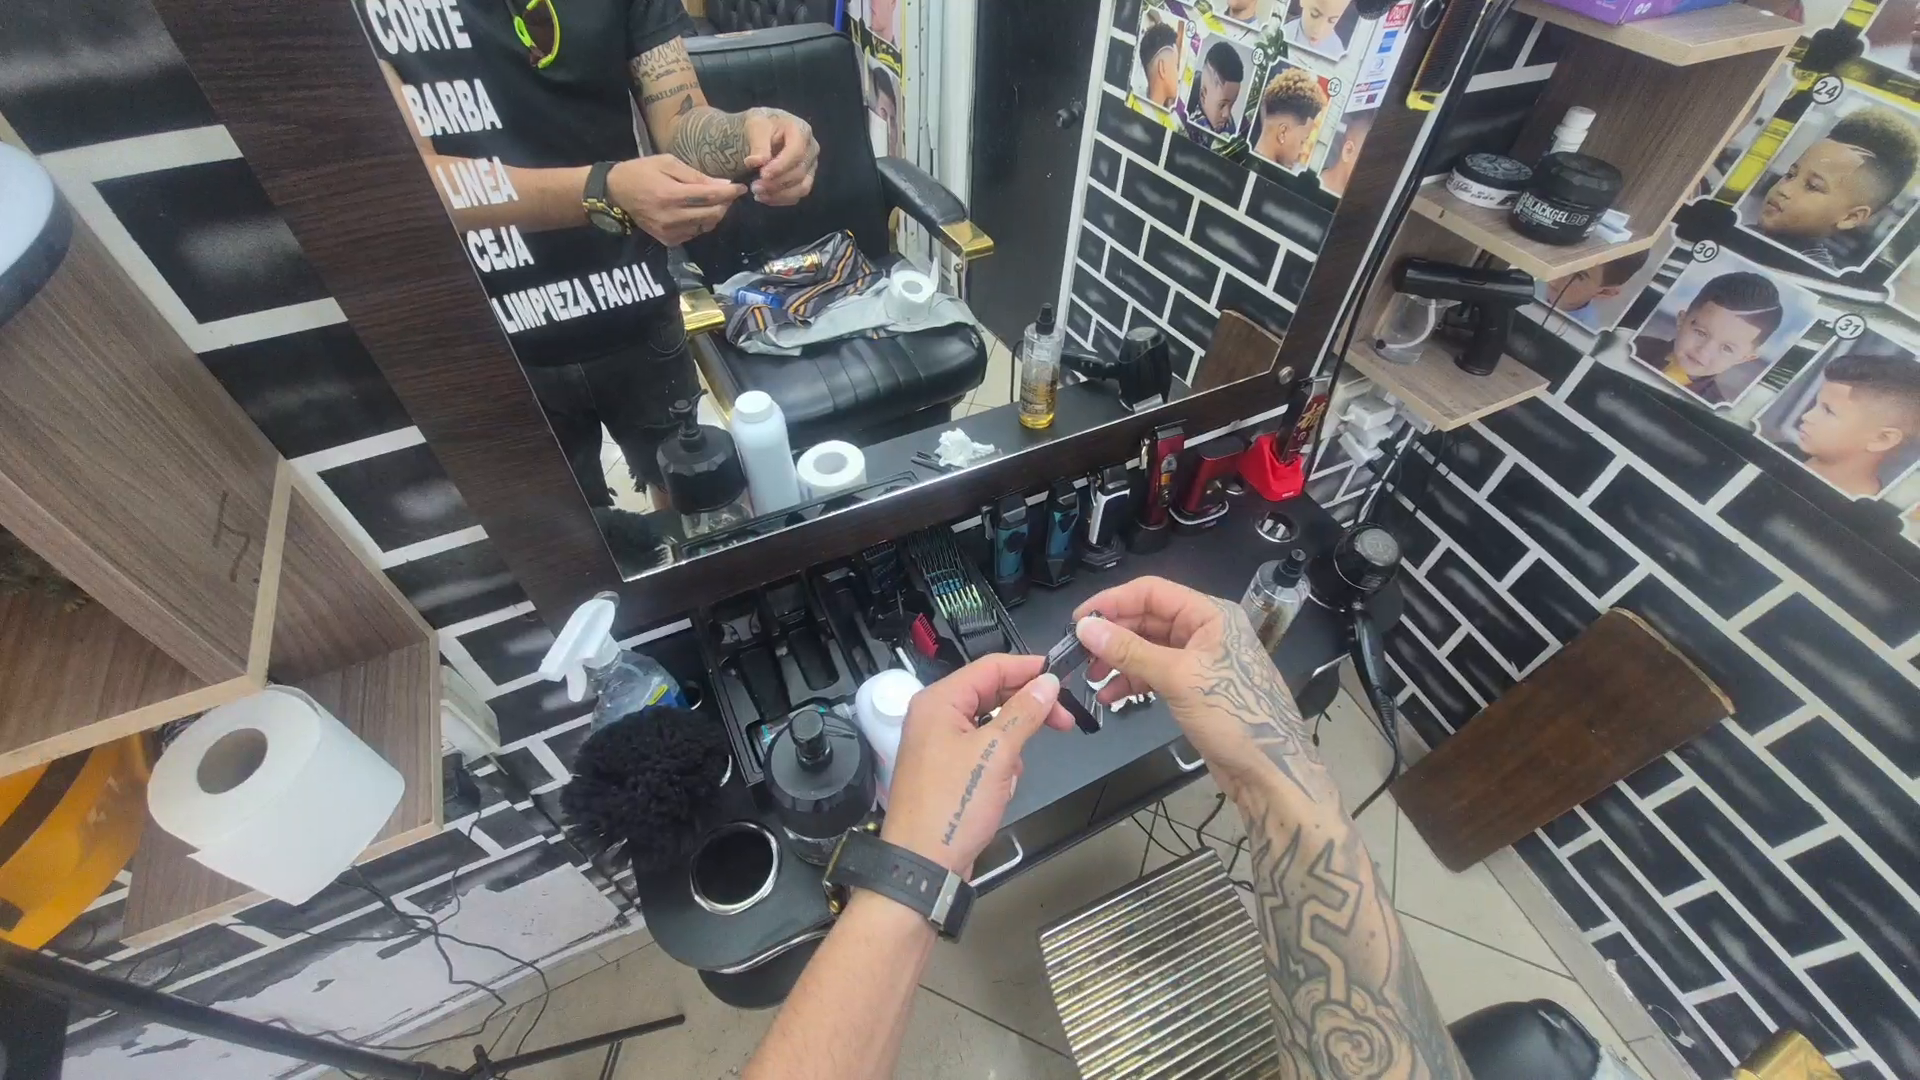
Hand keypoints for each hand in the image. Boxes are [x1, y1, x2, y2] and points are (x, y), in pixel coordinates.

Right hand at [607, 155, 747, 244]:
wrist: (616, 193)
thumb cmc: (642, 172)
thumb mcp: (667, 163)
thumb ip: (696, 176)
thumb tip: (722, 185)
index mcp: (671, 194)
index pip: (709, 196)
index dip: (728, 193)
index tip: (741, 188)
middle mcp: (672, 217)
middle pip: (712, 214)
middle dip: (724, 204)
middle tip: (726, 194)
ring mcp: (671, 232)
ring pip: (706, 225)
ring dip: (714, 214)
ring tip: (710, 201)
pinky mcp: (670, 240)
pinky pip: (695, 232)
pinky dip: (701, 222)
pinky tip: (695, 211)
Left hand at [742, 108, 817, 205]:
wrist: (763, 132)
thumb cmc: (761, 126)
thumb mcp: (755, 127)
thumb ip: (758, 145)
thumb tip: (755, 163)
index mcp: (802, 131)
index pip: (797, 153)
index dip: (781, 166)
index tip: (762, 174)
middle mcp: (811, 150)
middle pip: (799, 173)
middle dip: (776, 183)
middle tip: (755, 187)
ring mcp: (811, 168)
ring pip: (802, 188)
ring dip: (779, 195)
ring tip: (758, 195)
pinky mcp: (806, 181)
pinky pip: (797, 196)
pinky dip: (780, 199)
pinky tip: (764, 197)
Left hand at [880, 655, 1074, 875]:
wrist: (923, 866)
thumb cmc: (951, 808)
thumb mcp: (997, 754)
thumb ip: (1024, 712)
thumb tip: (1046, 683)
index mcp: (939, 701)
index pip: (990, 667)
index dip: (1029, 669)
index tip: (1061, 677)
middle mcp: (935, 716)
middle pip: (991, 694)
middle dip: (1026, 710)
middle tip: (1062, 720)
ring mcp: (939, 744)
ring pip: (990, 725)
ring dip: (1011, 745)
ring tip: (1012, 773)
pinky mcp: (947, 769)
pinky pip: (983, 751)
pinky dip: (1000, 765)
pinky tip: (1002, 788)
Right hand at [1074, 576, 1317, 792]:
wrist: (1271, 772)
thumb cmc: (1234, 715)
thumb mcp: (1177, 678)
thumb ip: (1129, 651)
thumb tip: (1085, 628)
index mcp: (1209, 615)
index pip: (1151, 592)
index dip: (1112, 602)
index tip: (1079, 620)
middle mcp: (1204, 630)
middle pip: (1147, 619)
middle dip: (1112, 635)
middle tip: (1079, 653)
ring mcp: (1199, 659)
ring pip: (1147, 647)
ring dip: (1118, 660)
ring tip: (1091, 676)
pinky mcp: (1193, 686)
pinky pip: (1154, 672)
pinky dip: (1131, 681)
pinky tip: (1111, 696)